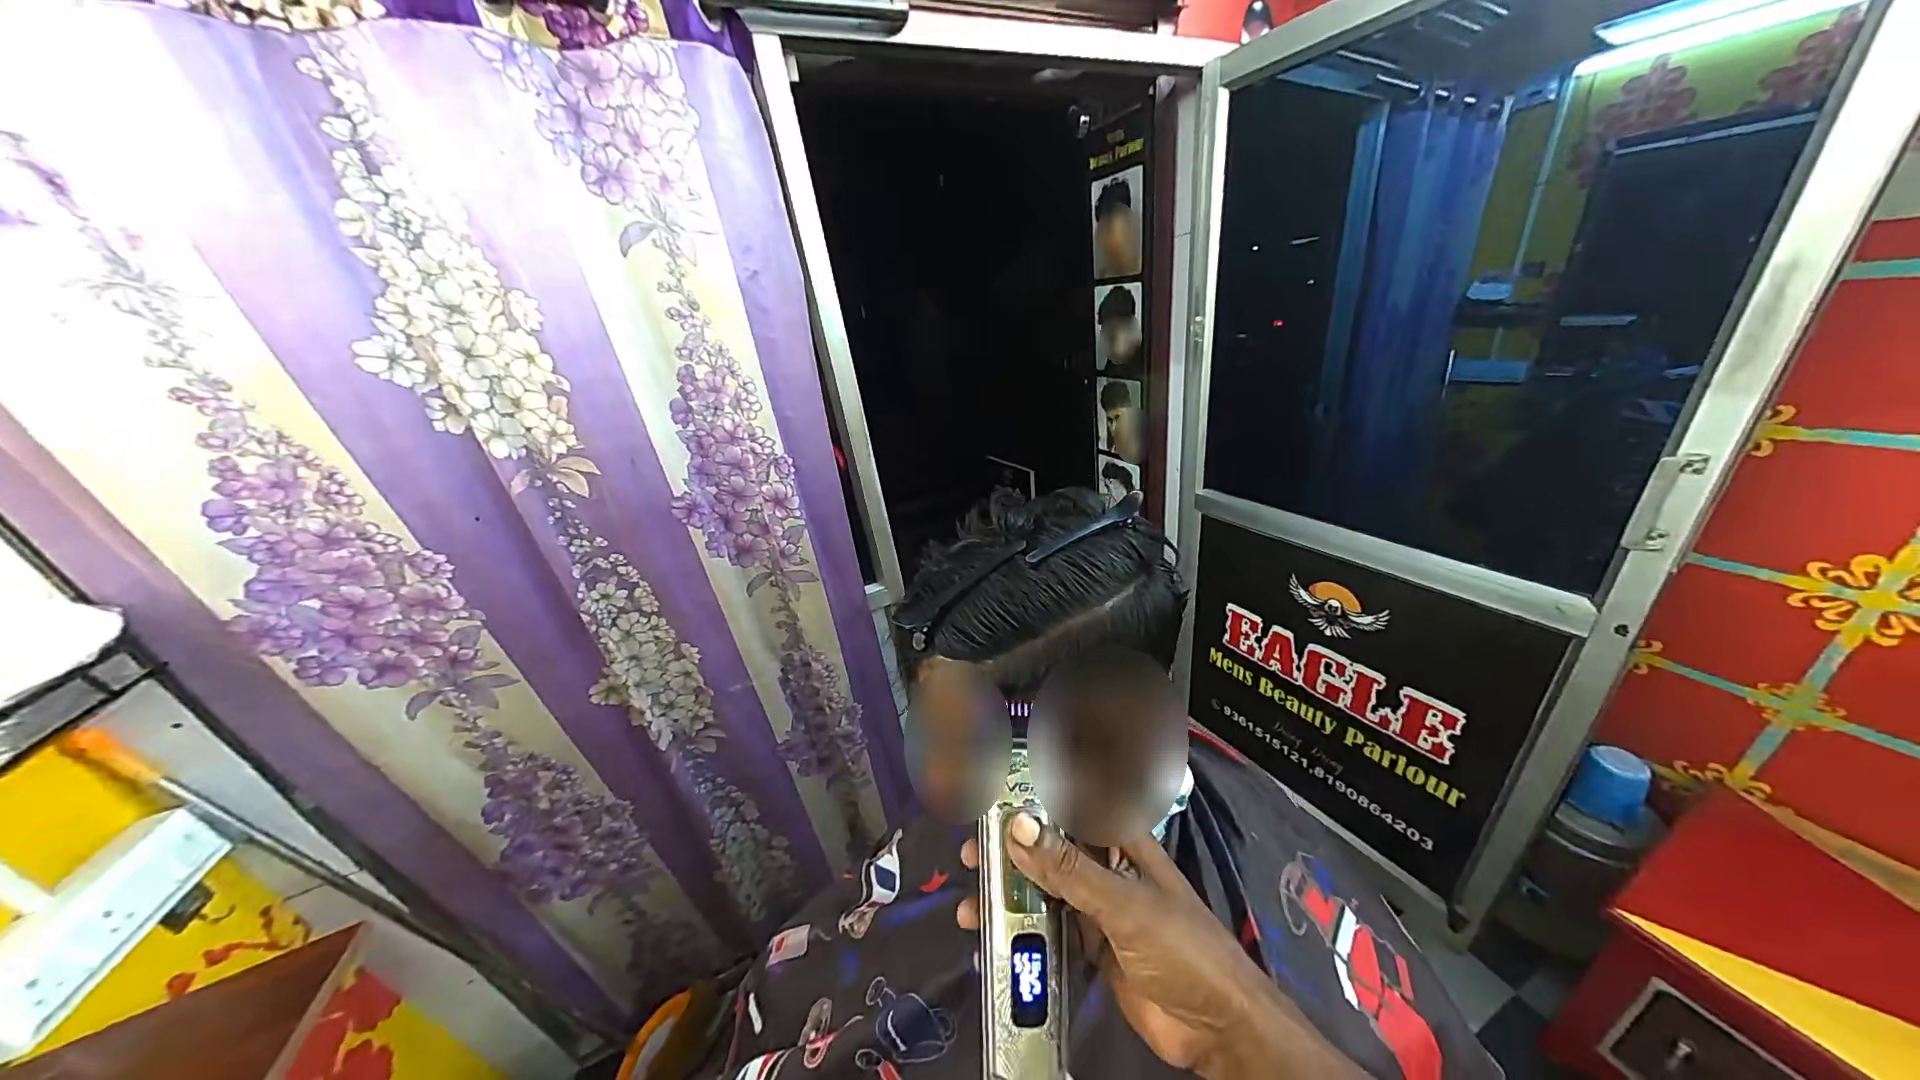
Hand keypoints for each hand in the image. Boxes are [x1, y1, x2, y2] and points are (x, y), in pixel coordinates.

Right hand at [958, 814, 1363, 1079]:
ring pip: (1046, 892)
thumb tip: (1017, 827)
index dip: (1036, 798)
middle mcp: (1107, 869)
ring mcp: (1099, 909)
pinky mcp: (1093, 948)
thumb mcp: (1125, 905)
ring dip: (1011, 897)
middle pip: (1052, 849)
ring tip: (972, 909)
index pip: (1074, 806)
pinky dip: (1023, 937)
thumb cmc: (1182, 949)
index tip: (992, 798)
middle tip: (972, 857)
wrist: (1219, 1029)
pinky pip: (1050, 932)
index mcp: (1121, 844)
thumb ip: (1070, 869)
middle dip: (1012, 852)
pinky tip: (993, 945)